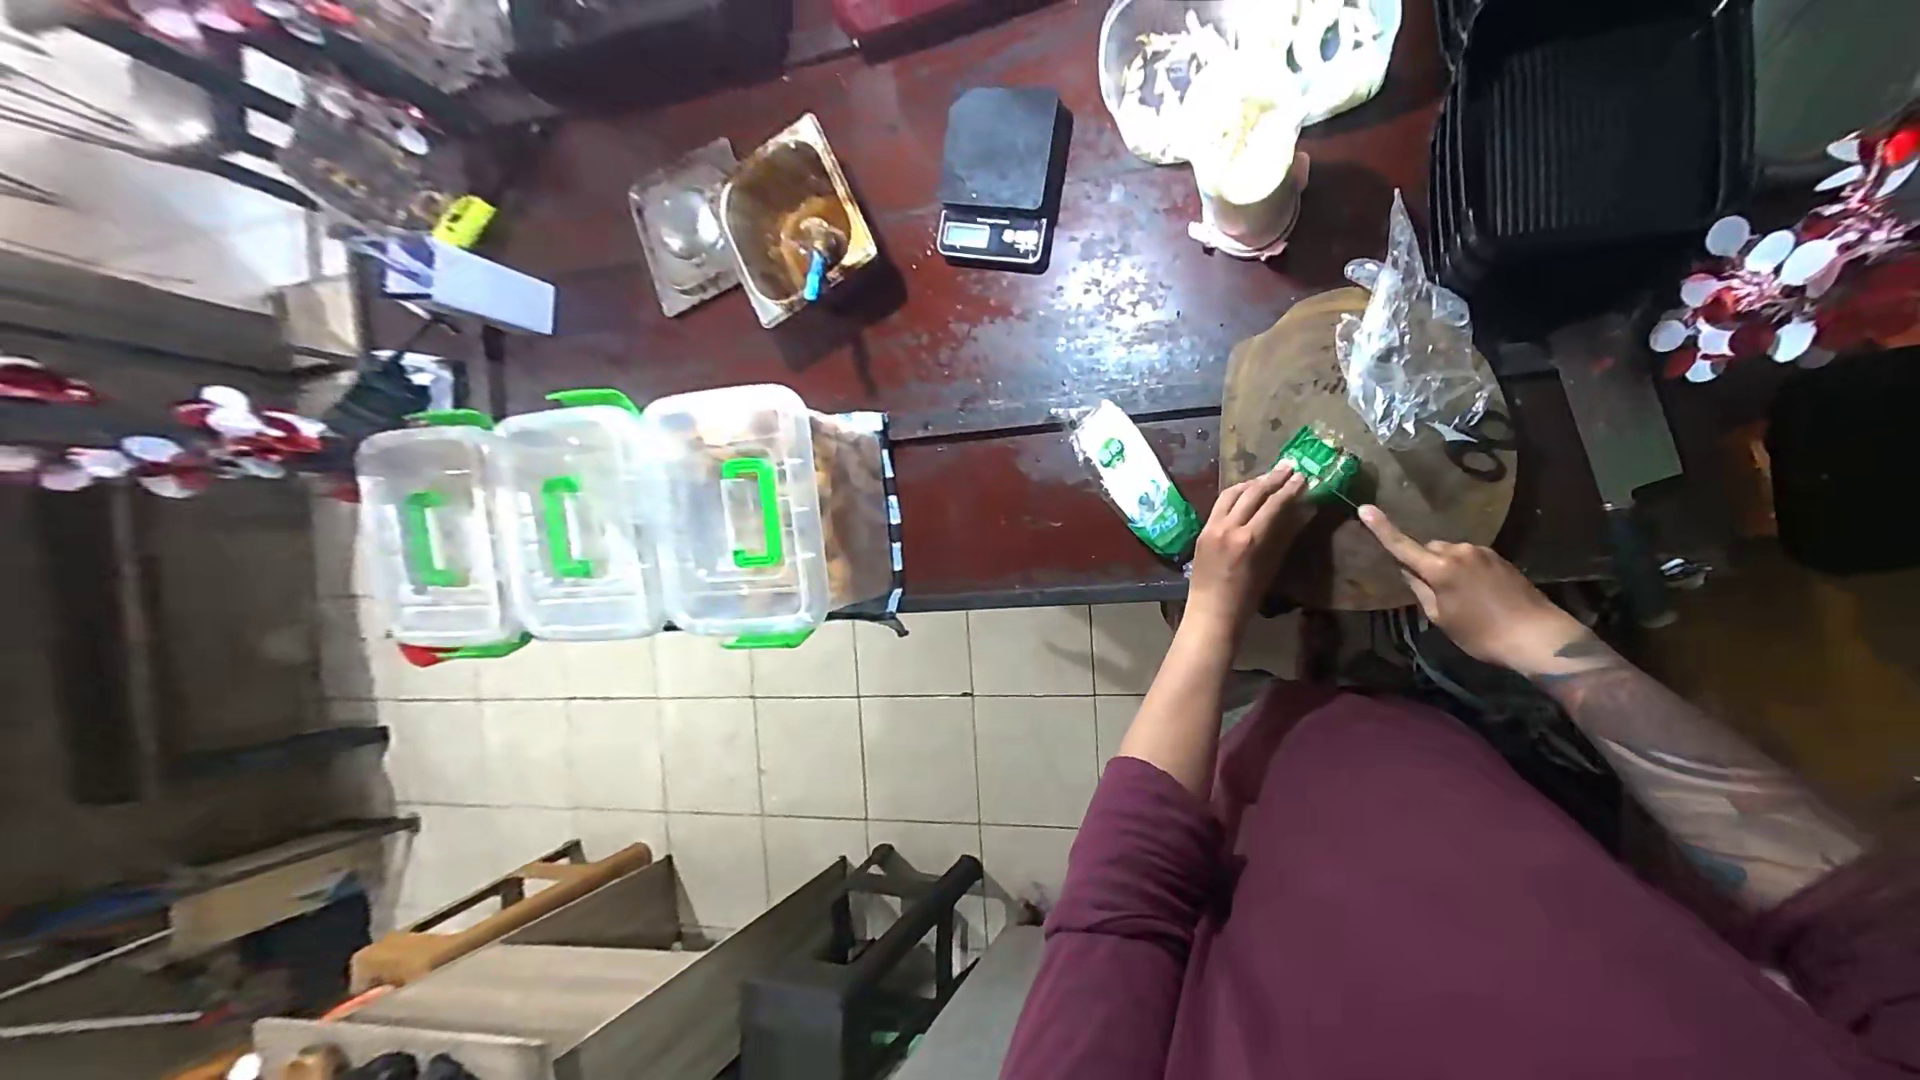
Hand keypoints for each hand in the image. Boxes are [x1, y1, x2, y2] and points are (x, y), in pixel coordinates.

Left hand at [1187, 463, 1312, 634]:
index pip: (1273, 504)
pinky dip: (1234, 495)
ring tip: (1267, 477)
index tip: (1303, 476)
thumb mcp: (1272, 565)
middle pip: (1251, 493)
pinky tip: (1246, 494)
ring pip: (1231, 494)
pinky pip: (1219, 506)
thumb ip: (1285, 534)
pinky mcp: (1202, 531)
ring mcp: (1211, 528)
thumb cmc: (1247, 596)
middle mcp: (1227, 527)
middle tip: (1288, 468)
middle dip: (1271, 479)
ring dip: (1250, 483)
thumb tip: (1304, 510)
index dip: (1290, 488)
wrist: (1212, 612)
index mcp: (1248, 538)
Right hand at [1358, 504, 1586, 673]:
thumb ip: (1420, 589)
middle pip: (1428, 548)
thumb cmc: (1481, 633)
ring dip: (1445, 566)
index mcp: (1440, 568)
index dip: (1381, 527)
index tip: (1364, 508)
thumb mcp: (1440, 617)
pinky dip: (1463, 569)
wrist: (1540, 637)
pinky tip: (1476, 592)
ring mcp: (1483, 553)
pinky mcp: (1500, 559)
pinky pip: (1469, 558)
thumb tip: (1408, 570)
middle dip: (1423, 562)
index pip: (1401, 545)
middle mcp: (1460, 552)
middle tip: (1431, 590)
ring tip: (1458, 595)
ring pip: (1449, 553)